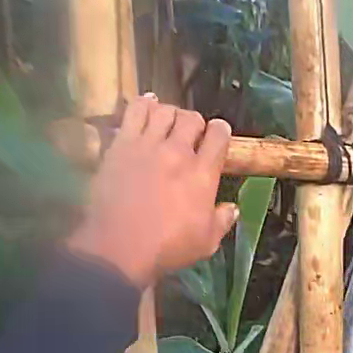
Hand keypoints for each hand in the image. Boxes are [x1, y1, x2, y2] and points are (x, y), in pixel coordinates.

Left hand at [66, 95, 238, 287]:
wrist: (120, 248)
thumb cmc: (167, 249)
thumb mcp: (206, 242)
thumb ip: (222, 221)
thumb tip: (232, 208)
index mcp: (203, 174)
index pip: (219, 136)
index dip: (221, 132)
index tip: (218, 137)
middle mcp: (178, 152)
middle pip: (192, 119)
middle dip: (195, 124)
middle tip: (191, 136)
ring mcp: (148, 145)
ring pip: (165, 110)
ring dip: (171, 114)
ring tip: (168, 124)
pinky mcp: (121, 145)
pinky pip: (134, 111)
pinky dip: (144, 104)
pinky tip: (148, 105)